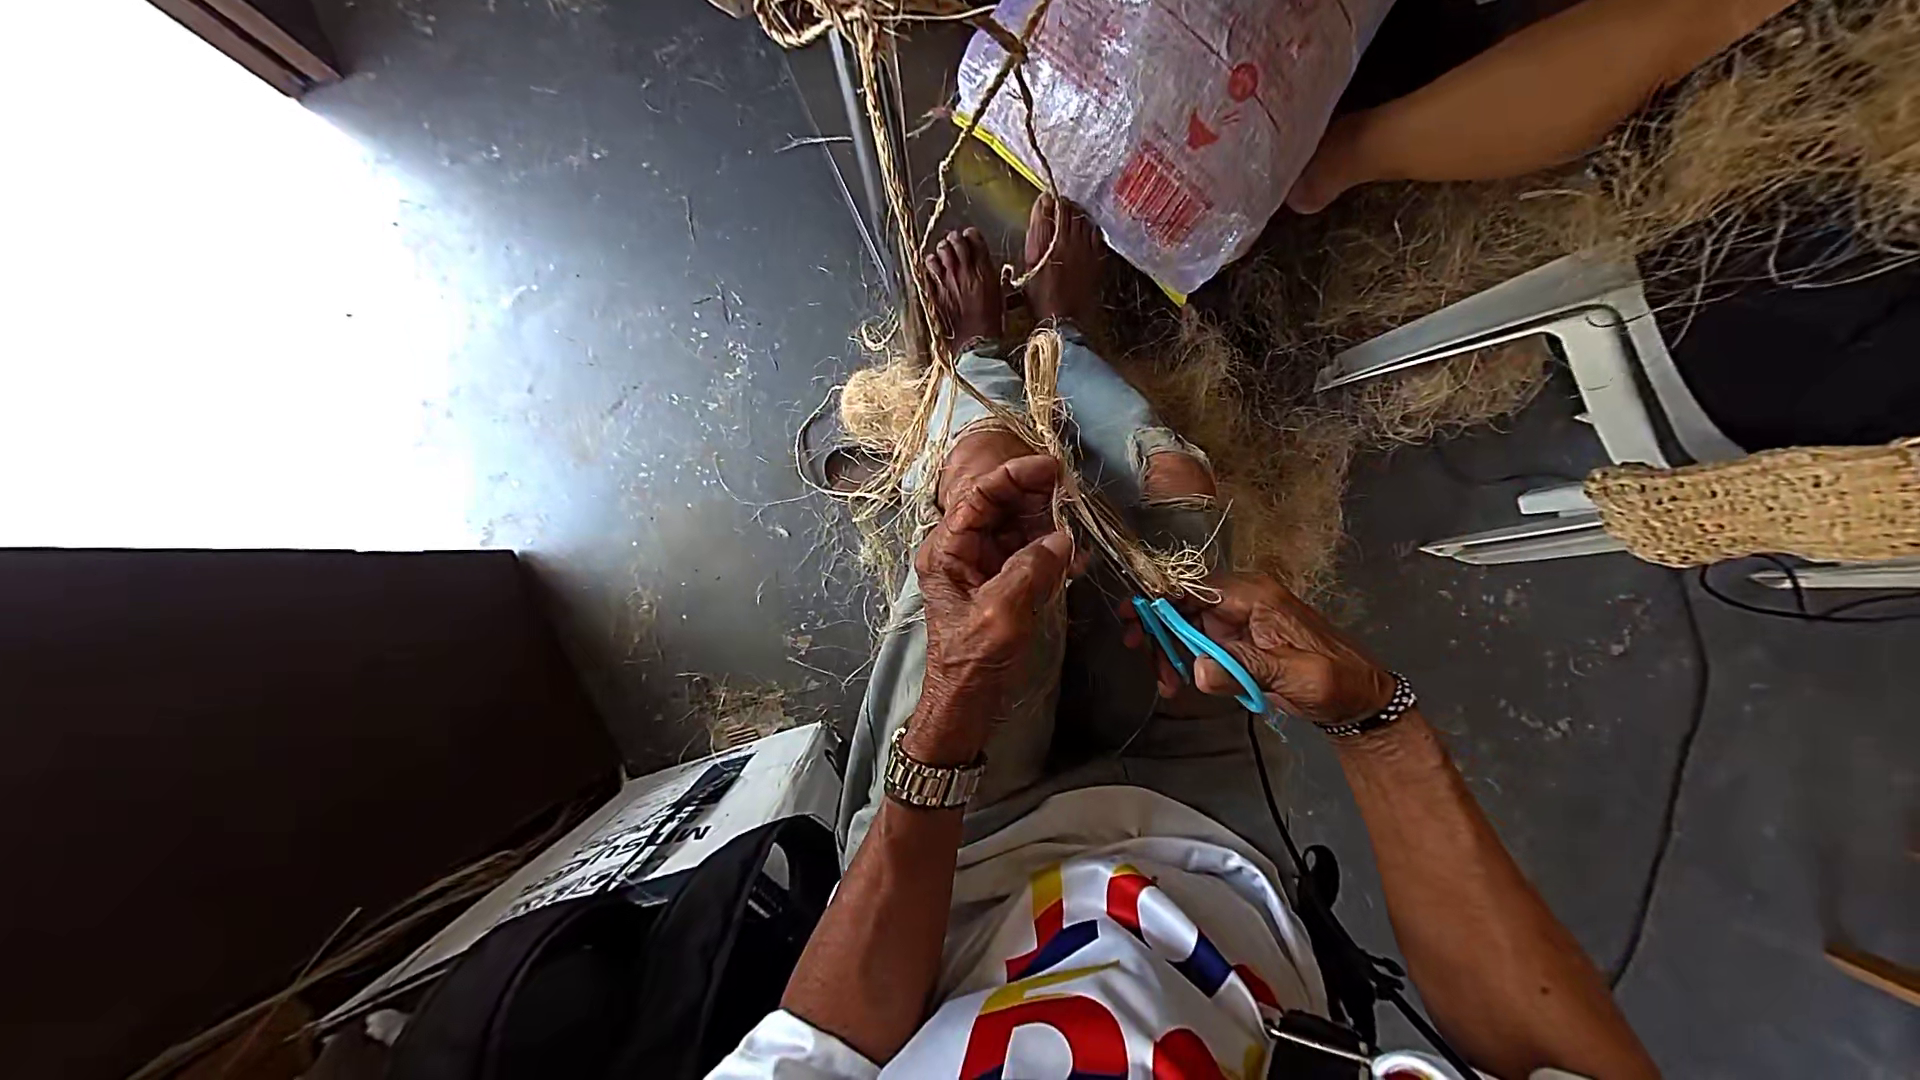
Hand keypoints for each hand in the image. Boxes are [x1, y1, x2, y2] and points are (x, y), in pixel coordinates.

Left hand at [910, 455, 1074, 762]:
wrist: (968, 698)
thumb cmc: (973, 658)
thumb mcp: (1001, 612)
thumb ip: (1031, 569)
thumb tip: (1064, 538)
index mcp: (947, 549)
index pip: (977, 495)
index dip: (1013, 475)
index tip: (1051, 468)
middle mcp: (963, 549)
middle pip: (999, 505)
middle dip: (1036, 496)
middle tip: (1072, 494)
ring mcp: (983, 563)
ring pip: (1017, 525)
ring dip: (1048, 521)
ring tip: (1079, 523)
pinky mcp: (1002, 579)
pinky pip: (1028, 551)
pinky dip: (1051, 548)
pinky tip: (1075, 554)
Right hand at [1124, 572, 1393, 726]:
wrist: (1360, 699)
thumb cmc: (1337, 680)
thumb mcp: (1297, 675)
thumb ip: (1245, 669)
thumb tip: (1197, 671)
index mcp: (1256, 596)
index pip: (1196, 587)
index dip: (1160, 597)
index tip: (1134, 614)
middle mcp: (1241, 601)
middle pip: (1181, 604)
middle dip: (1156, 626)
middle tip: (1136, 648)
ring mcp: (1236, 620)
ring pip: (1183, 624)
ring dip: (1166, 649)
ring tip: (1164, 680)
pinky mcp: (1234, 641)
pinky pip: (1196, 643)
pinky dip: (1182, 660)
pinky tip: (1177, 681)